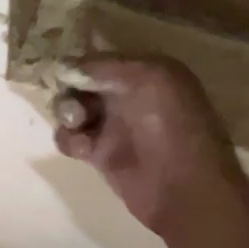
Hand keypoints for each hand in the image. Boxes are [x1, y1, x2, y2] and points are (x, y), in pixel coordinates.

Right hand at [52, 55, 239, 235]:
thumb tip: (65, 66)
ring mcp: (115, 124)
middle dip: (71, 87)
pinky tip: (83, 149)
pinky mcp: (101, 154)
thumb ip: (103, 65)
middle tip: (75, 101)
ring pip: (73, 107)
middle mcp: (130, 94)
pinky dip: (70, 139)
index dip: (80, 59)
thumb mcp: (147, 79)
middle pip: (82, 80)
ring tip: (78, 124)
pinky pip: (71, 137)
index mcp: (148, 70)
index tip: (63, 68)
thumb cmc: (172, 128)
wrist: (185, 192)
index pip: (103, 55)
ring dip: (67, 111)